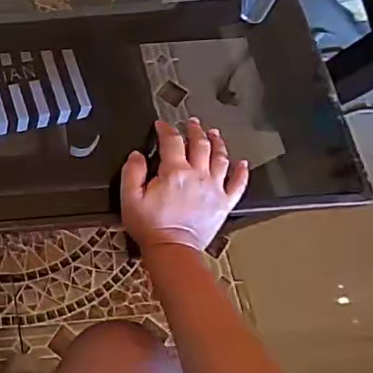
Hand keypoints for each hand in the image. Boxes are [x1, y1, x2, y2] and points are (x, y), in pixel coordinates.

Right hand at [121, 118, 249, 252]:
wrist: (172, 249)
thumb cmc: (151, 227)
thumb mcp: (130, 198)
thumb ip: (132, 172)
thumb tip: (137, 155)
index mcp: (174, 172)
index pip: (172, 141)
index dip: (166, 129)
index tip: (162, 125)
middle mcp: (197, 176)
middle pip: (200, 144)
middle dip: (195, 130)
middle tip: (191, 123)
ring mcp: (213, 189)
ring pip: (220, 158)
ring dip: (217, 143)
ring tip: (214, 134)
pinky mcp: (223, 203)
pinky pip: (238, 184)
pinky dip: (242, 172)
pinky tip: (242, 163)